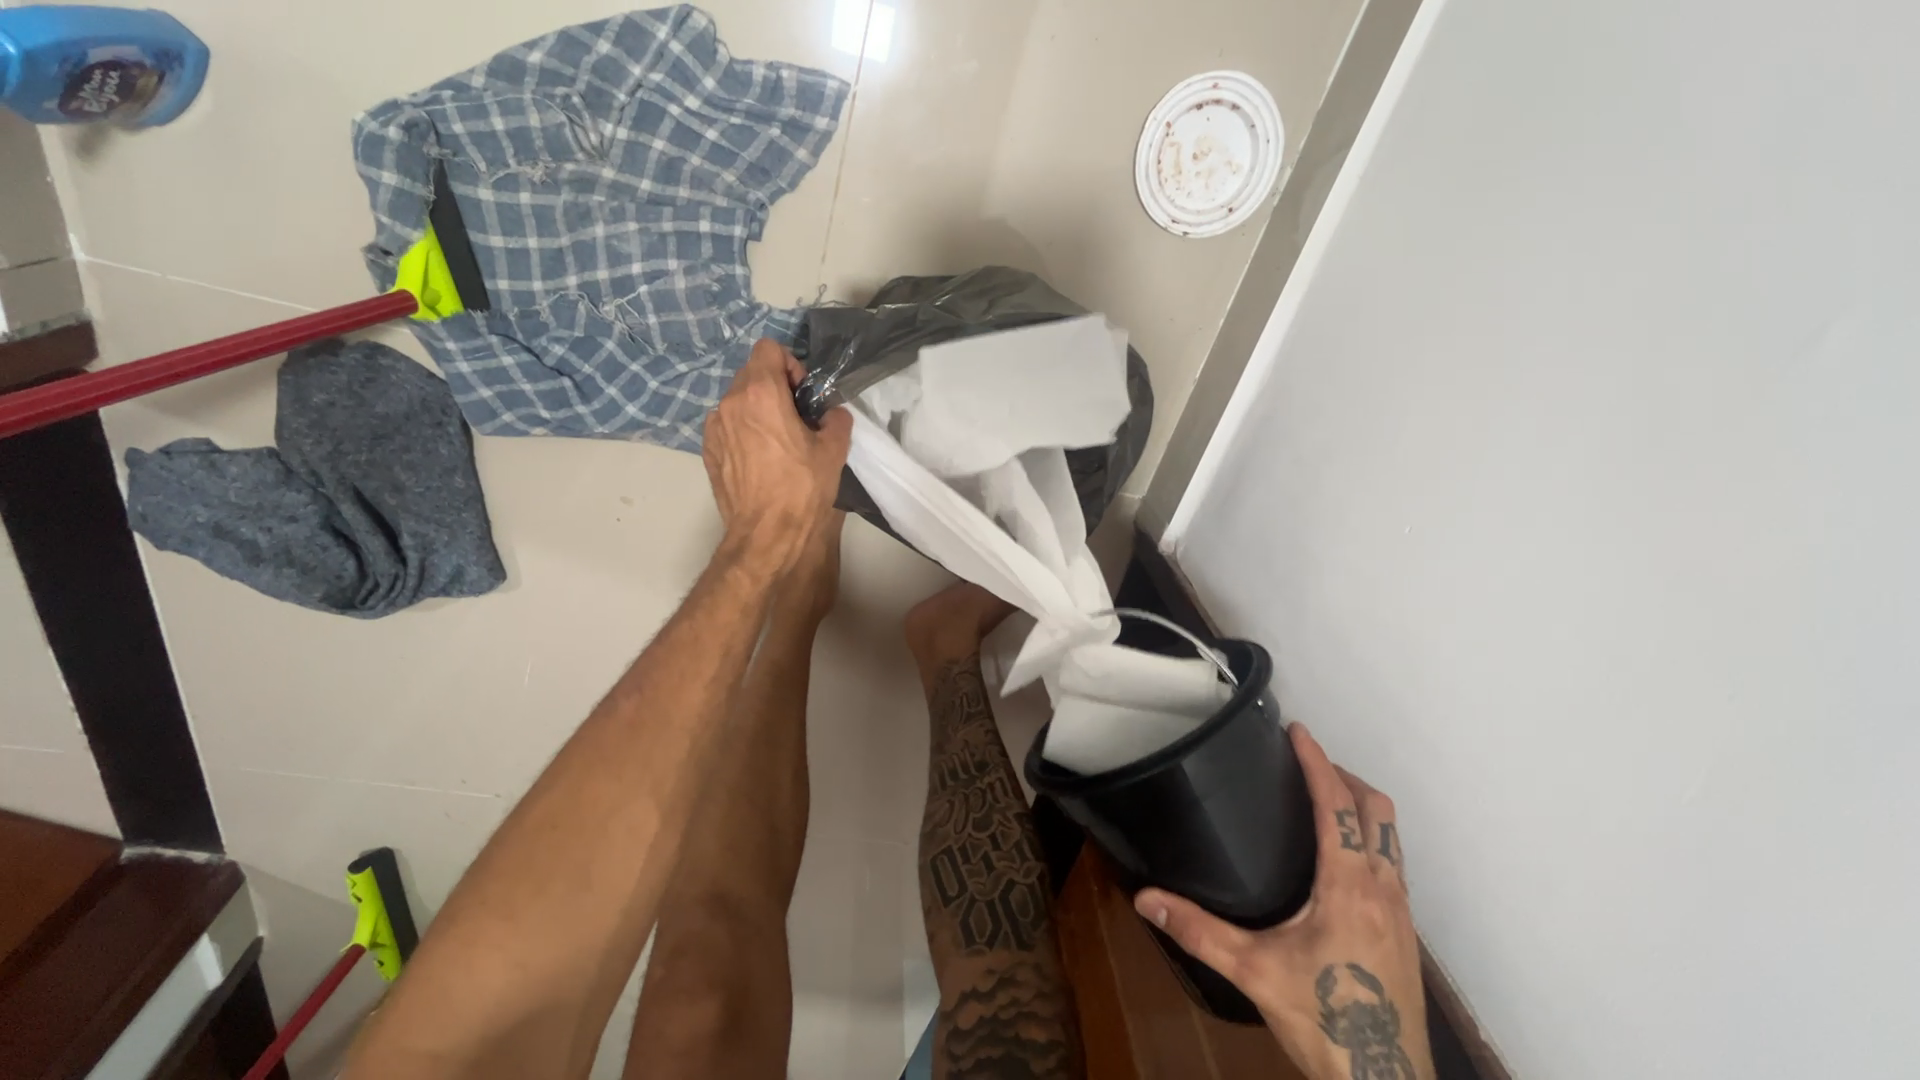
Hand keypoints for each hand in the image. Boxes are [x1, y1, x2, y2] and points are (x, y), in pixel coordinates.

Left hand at [702, 340, 851, 576]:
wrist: (767, 534)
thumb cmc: (802, 488)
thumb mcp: (834, 450)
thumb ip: (835, 420)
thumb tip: (830, 415)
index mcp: (760, 394)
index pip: (769, 349)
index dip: (790, 364)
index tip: (803, 393)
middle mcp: (730, 403)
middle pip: (751, 373)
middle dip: (775, 386)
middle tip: (796, 417)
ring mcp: (714, 428)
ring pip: (737, 400)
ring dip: (757, 409)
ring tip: (778, 441)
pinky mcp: (708, 451)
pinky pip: (727, 426)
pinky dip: (743, 431)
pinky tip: (760, 459)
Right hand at [1133, 725, 1434, 1079]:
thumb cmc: (1322, 1020)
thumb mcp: (1252, 972)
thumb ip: (1198, 931)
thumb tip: (1145, 899)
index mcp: (1349, 886)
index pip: (1337, 806)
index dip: (1317, 763)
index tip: (1298, 732)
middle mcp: (1383, 889)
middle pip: (1377, 810)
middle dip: (1344, 776)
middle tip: (1307, 762)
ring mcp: (1402, 912)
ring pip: (1391, 837)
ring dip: (1361, 806)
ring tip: (1323, 799)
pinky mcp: (1405, 933)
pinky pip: (1393, 863)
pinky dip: (1370, 838)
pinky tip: (1340, 860)